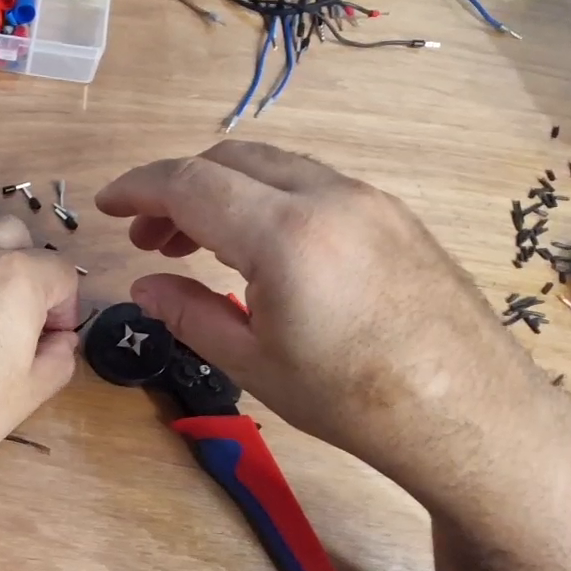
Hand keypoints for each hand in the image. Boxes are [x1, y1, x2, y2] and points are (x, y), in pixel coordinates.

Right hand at [96, 141, 570, 508]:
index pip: (191, 184)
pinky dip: (262, 200)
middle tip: (148, 238)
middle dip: (176, 189)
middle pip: (230, 159)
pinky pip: (308, 184)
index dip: (139, 188)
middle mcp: (328, 196)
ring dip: (220, 191)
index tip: (106, 205)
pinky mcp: (389, 213)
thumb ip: (188, 312)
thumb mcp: (250, 362)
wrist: (463, 411)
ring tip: (192, 244)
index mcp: (285, 235)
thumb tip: (144, 285)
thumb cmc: (346, 398)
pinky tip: (253, 249)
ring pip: (272, 167)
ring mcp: (367, 199)